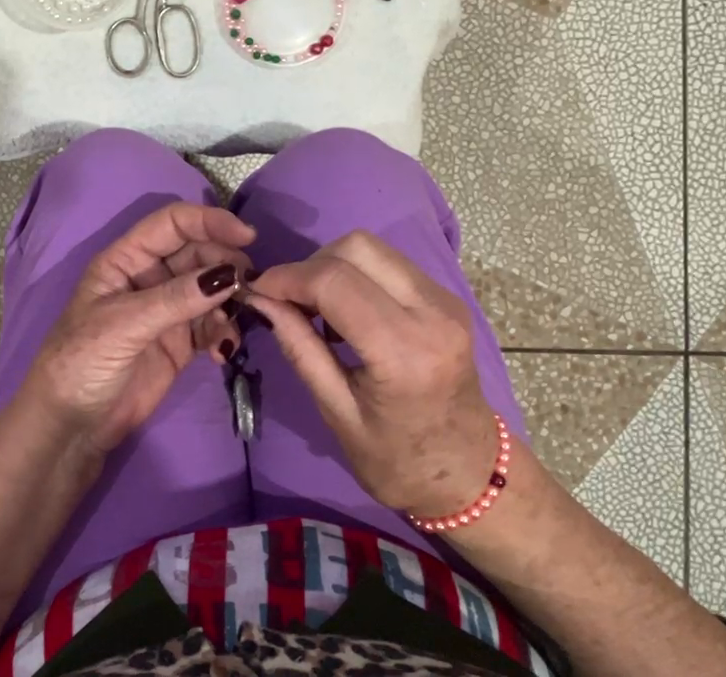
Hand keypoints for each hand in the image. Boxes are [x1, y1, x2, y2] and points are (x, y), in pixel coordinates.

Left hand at [24, 202, 254, 454]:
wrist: (71, 426)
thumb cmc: (81, 363)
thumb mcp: (123, 324)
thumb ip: (175, 299)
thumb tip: (228, 276)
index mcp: (124, 260)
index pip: (171, 224)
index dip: (208, 222)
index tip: (246, 236)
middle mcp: (148, 277)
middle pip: (197, 253)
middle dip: (225, 264)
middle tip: (249, 286)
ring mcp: (166, 311)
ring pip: (210, 289)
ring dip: (230, 301)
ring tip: (237, 324)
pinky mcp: (179, 344)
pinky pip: (212, 325)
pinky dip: (224, 332)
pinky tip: (224, 350)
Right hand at [247, 230, 498, 516]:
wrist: (468, 476)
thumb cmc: (397, 459)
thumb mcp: (336, 410)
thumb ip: (299, 347)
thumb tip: (260, 299)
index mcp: (404, 352)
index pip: (333, 282)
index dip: (286, 278)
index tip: (257, 292)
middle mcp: (433, 314)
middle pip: (356, 248)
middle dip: (310, 266)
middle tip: (288, 302)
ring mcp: (446, 302)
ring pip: (373, 248)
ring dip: (333, 266)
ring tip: (316, 309)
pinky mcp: (448, 299)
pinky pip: (389, 263)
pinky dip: (356, 274)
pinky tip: (345, 311)